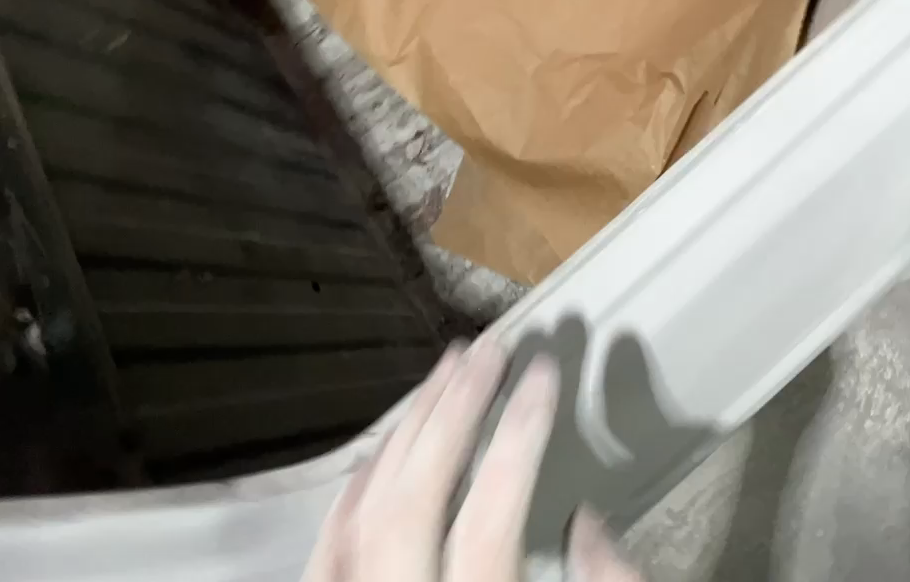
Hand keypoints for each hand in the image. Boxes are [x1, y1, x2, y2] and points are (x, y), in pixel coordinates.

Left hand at [303, 340, 644, 581]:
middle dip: (452, 413)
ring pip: (357, 524)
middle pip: (409, 508)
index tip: (547, 370)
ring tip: (447, 371)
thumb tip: (585, 519)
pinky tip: (384, 451)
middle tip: (493, 350)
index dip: (519, 433)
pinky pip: (325, 566)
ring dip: (405, 435)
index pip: (488, 520)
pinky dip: (352, 498)